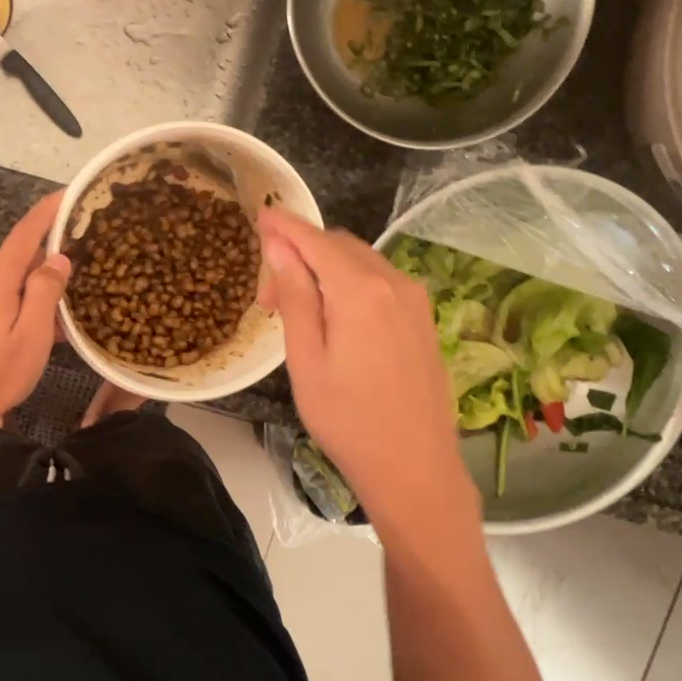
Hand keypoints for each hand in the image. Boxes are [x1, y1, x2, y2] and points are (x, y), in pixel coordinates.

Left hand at [0, 192, 71, 431]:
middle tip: (89, 255)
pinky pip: (6, 293)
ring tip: (75, 297)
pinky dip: (28, 300)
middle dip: (53, 255)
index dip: (49, 210)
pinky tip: (49, 321)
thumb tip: (58, 258)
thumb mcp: (33, 333)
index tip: (72, 193)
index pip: (26, 232)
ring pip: (15, 277)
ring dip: (42, 284)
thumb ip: (46, 290)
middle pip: (22, 255)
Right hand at [256, 208, 478, 529]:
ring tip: (296, 308)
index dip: (284, 226)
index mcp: (361, 290)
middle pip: (339, 246)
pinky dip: (349, 283)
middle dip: (301, 253)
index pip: (314, 240)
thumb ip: (296, 296)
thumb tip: (278, 246)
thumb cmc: (347, 418)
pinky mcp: (423, 320)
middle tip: (268, 294)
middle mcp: (394, 282)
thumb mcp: (306, 358)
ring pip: (361, 263)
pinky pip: (380, 283)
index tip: (259, 214)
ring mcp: (415, 301)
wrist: (413, 466)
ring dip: (325, 268)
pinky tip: (332, 317)